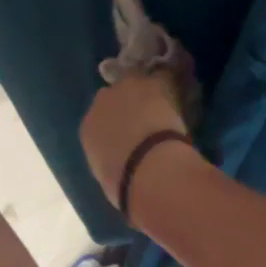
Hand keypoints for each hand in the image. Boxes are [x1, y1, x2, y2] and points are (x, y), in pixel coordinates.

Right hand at [80, 69, 190, 206]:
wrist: (148, 171)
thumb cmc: (127, 187)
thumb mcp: (110, 178)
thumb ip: (111, 160)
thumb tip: (121, 161)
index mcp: (88, 129)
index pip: (98, 120)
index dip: (114, 125)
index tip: (127, 135)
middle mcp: (100, 103)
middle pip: (113, 96)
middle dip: (125, 105)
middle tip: (144, 120)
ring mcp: (125, 89)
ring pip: (135, 83)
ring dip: (145, 93)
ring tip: (162, 106)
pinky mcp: (151, 84)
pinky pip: (159, 79)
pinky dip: (167, 86)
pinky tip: (177, 97)